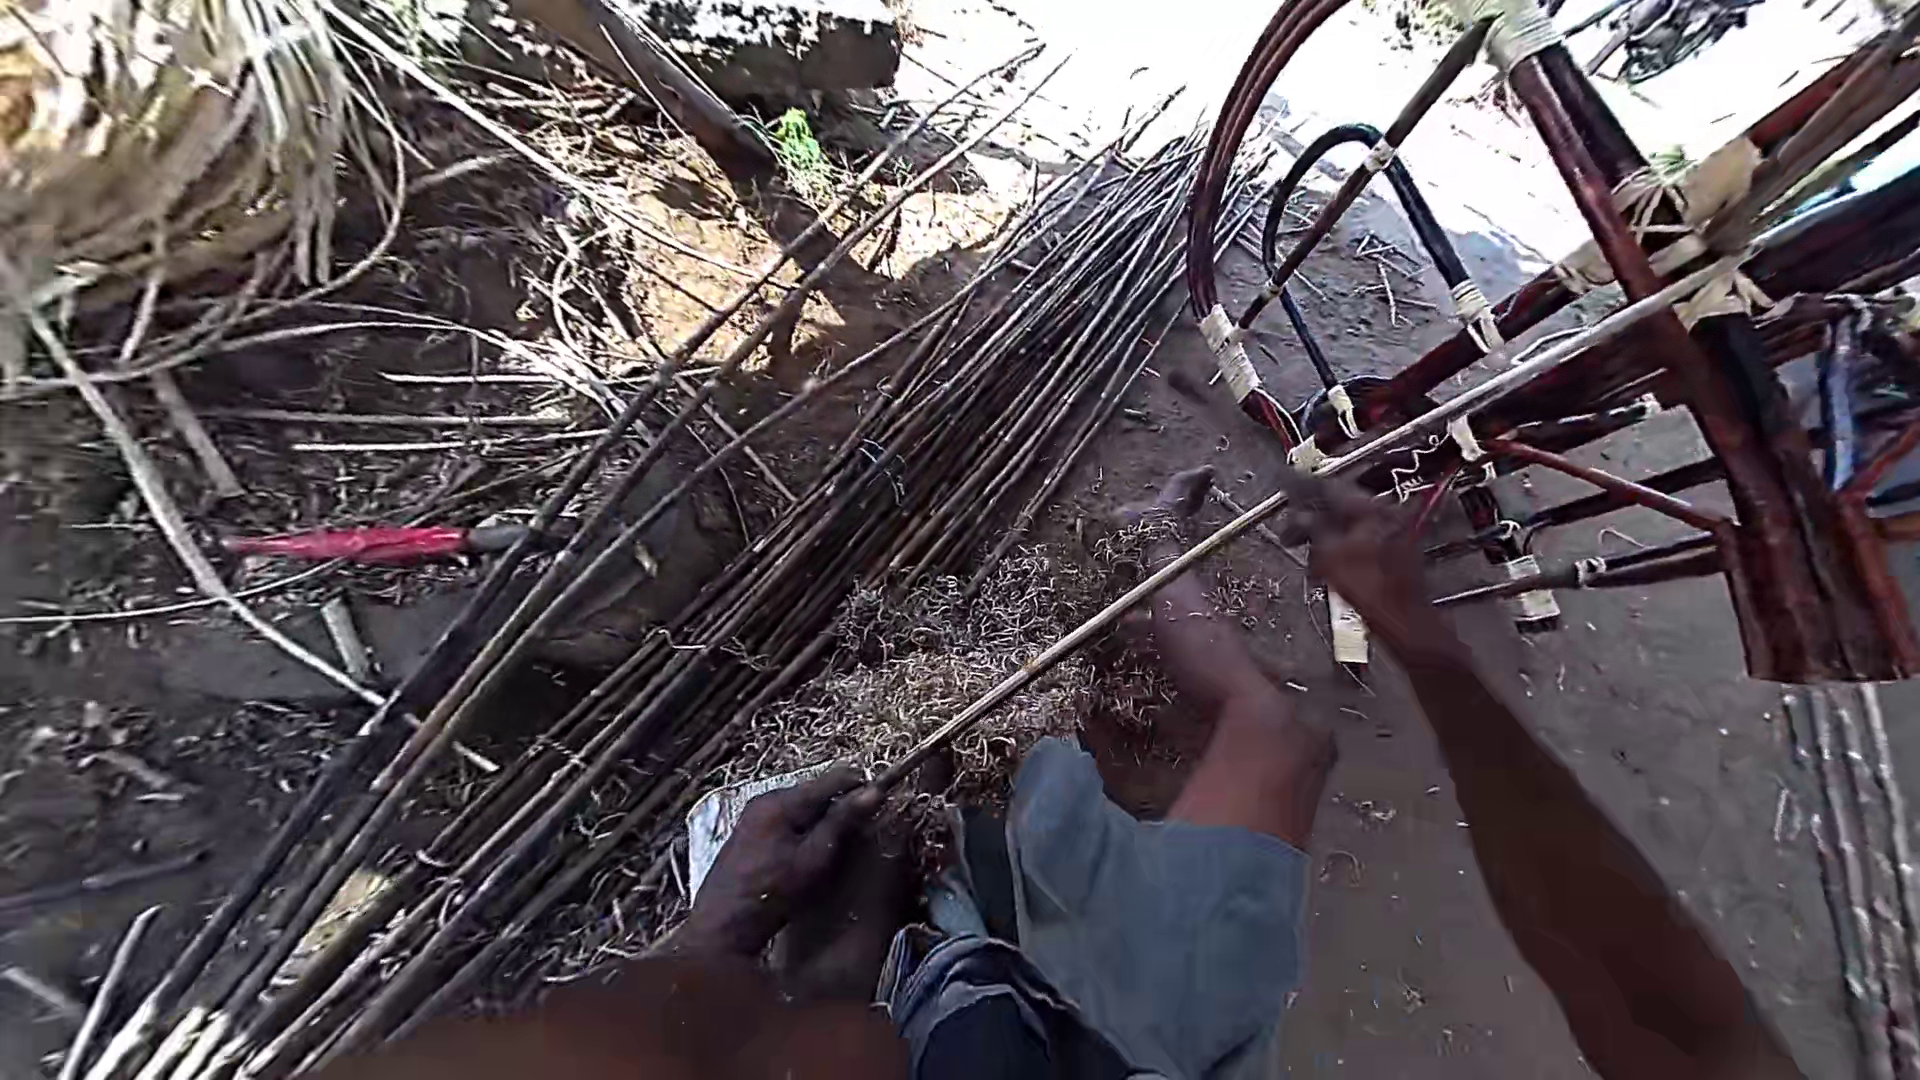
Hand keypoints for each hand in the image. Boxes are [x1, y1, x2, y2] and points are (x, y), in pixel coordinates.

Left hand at [674, 768, 881, 958]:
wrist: (720, 932)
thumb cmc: (771, 895)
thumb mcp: (814, 858)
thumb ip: (843, 821)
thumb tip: (874, 791)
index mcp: (782, 799)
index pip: (833, 778)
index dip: (860, 787)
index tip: (879, 803)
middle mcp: (766, 798)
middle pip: (816, 790)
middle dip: (839, 805)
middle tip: (857, 833)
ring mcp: (753, 814)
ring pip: (801, 806)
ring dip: (821, 819)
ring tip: (834, 846)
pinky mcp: (747, 832)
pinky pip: (786, 819)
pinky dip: (802, 828)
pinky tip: (808, 854)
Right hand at [1277, 473, 1452, 657]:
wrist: (1400, 616)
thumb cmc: (1365, 584)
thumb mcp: (1328, 553)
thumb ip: (1311, 528)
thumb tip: (1298, 514)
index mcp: (1371, 509)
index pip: (1330, 488)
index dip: (1303, 488)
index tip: (1285, 484)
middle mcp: (1385, 514)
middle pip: (1339, 506)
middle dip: (1311, 517)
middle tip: (1290, 529)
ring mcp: (1391, 531)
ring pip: (1347, 524)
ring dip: (1323, 534)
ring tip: (1305, 550)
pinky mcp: (1391, 550)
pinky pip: (1357, 539)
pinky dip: (1338, 545)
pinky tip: (1324, 562)